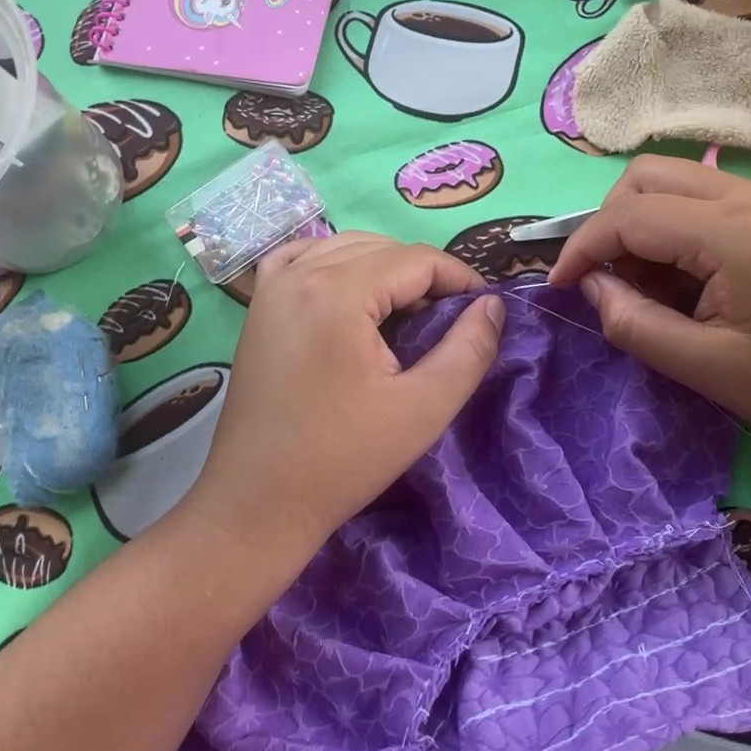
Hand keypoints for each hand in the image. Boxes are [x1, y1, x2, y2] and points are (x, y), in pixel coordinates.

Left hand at [183, 233, 505, 552]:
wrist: (257, 503)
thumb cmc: (343, 460)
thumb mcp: (423, 409)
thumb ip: (468, 350)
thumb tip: (492, 306)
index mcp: (336, 294)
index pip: (416, 259)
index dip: (460, 278)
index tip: (483, 309)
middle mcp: (299, 275)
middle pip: (382, 248)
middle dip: (425, 274)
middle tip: (450, 319)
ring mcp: (271, 289)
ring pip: (344, 248)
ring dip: (384, 268)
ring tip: (408, 313)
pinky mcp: (258, 309)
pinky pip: (301, 258)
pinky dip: (335, 263)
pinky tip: (352, 292)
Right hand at [547, 155, 750, 443]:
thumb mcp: (705, 367)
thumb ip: (632, 322)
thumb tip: (590, 286)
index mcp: (735, 232)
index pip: (630, 215)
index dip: (582, 248)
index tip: (557, 288)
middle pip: (647, 176)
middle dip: (609, 224)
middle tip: (608, 284)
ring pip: (675, 182)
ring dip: (642, 226)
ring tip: (647, 290)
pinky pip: (705, 201)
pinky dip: (675, 230)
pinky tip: (685, 283)